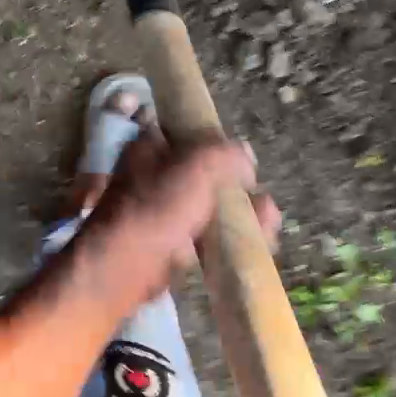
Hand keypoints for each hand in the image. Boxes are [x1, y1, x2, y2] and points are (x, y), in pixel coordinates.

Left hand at [77, 127, 280, 306]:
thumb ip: (221, 154)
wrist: (126, 263)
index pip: (182, 133)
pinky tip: (259, 242)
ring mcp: (162, 209)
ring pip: (208, 205)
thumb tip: (245, 151)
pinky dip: (232, 237)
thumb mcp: (193, 169)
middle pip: (202, 172)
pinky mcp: (172, 241)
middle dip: (235, 183)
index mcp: (148, 148)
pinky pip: (208, 234)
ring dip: (240, 211)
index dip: (213, 141)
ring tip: (269, 219)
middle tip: (261, 194)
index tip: (243, 156)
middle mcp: (153, 175)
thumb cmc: (157, 207)